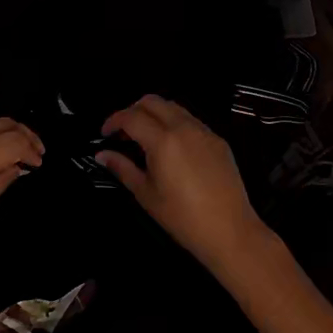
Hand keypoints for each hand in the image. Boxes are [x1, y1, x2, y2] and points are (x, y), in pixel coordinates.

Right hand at [96, 95, 269, 271]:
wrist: (230, 230)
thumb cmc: (183, 217)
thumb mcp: (146, 194)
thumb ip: (123, 168)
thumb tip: (102, 154)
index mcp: (163, 140)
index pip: (131, 116)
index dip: (113, 121)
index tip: (105, 134)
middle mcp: (184, 127)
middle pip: (152, 101)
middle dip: (133, 111)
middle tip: (123, 133)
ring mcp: (204, 131)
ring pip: (173, 107)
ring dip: (155, 114)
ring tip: (146, 139)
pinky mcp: (218, 140)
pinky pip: (191, 121)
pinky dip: (174, 124)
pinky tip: (172, 148)